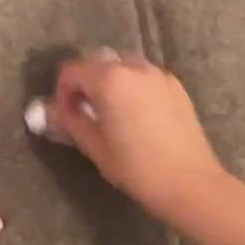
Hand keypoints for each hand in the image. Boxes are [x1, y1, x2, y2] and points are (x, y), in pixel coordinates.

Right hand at [49, 48, 230, 224]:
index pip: (71, 71)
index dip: (61, 91)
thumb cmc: (135, 167)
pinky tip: (134, 115)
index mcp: (109, 80)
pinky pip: (143, 77)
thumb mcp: (93, 146)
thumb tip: (55, 111)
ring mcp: (158, 75)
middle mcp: (133, 68)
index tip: (64, 113)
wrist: (189, 181)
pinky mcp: (175, 86)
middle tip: (83, 111)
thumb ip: (70, 121)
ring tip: (110, 112)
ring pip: (122, 67)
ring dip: (108, 83)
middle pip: (97, 63)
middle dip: (84, 83)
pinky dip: (131, 87)